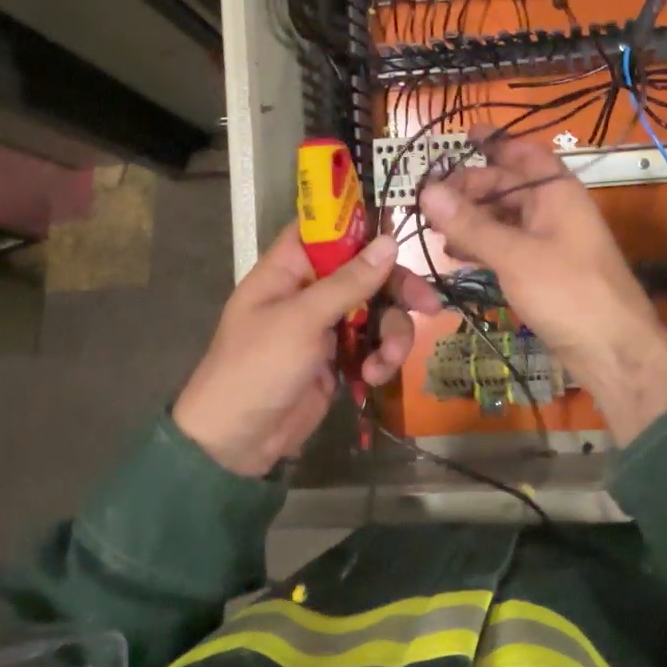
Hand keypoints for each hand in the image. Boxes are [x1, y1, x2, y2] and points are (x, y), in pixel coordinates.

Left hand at [173, 225, 440, 476]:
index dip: (362, 224)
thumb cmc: (257, 368)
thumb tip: (389, 242)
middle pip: (366, 272)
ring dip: (391, 334)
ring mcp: (326, 325)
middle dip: (397, 290)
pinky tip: (373, 376)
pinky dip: (381, 358)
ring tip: (385, 361)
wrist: (237, 442)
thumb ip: (348, 282)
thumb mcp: (302, 321)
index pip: (326, 228)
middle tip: (428, 305)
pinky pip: (374, 343)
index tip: (400, 229)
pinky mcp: (340, 357)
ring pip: (378, 310)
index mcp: (287, 270)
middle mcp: (310, 291)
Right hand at [419, 126, 666, 443]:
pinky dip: (484, 246)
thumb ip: (470, 224)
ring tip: (435, 227)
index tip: (464, 135)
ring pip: (506, 218)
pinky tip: (457, 255)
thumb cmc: (568, 291)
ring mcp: (551, 242)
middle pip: (508, 186)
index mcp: (556, 192)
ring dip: (472, 219)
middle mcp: (555, 210)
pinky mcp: (545, 271)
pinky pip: (509, 246)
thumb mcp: (514, 255)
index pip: (524, 153)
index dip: (496, 142)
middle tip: (429, 197)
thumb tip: (426, 190)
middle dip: (470, 188)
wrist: (612, 349)